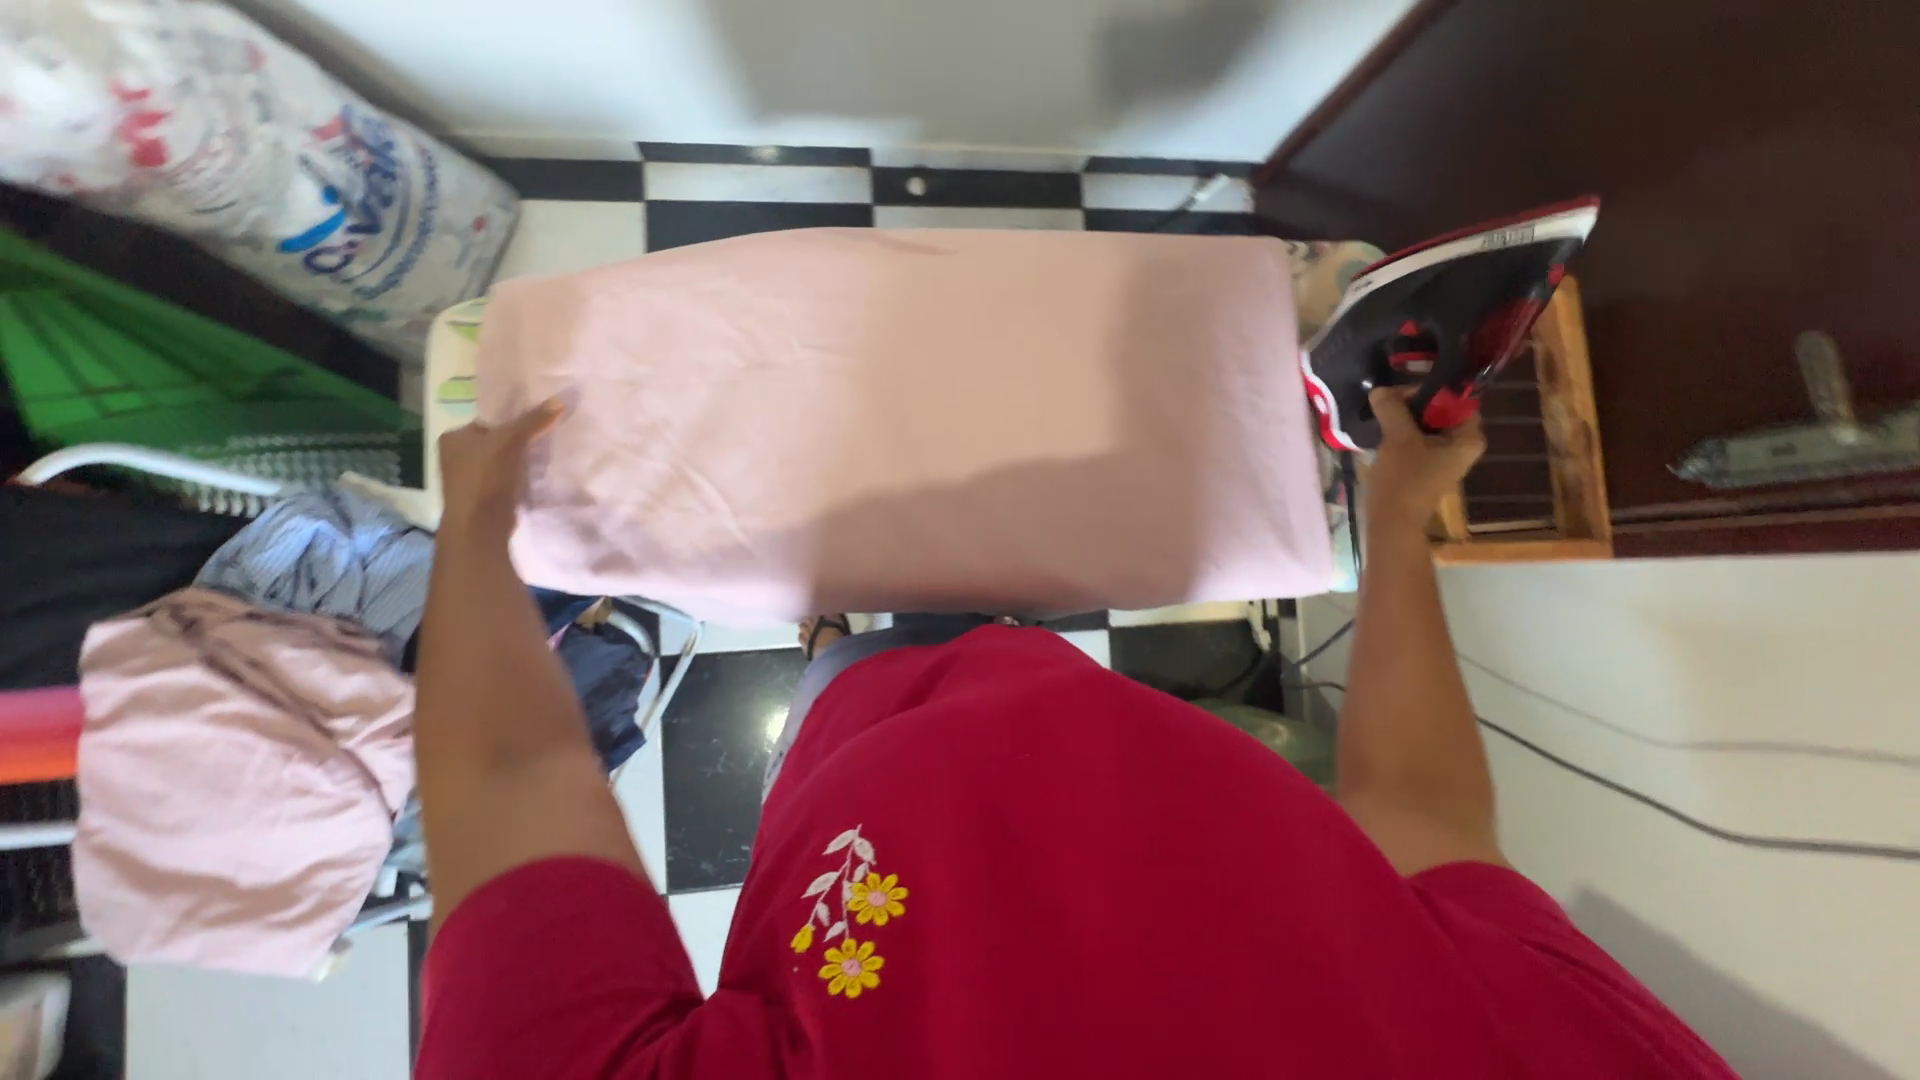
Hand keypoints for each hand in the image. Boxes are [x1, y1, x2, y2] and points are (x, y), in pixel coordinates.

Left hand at [437, 398, 563, 539]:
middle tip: (546, 437)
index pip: (488, 421)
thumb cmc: (486, 477)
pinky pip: (507, 477)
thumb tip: (559, 400)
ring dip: (523, 459)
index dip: (513, 420)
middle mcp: (457, 455)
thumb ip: (533, 421)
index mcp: (453, 437)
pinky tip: (538, 474)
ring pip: (504, 460)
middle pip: (497, 440)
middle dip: (520, 440)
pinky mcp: (485, 495)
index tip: (538, 420)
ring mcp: (470, 477)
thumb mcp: (510, 442)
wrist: (480, 524)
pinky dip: (521, 476)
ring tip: (547, 455)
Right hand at [1364, 387, 1484, 531]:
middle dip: (1412, 404)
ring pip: (1424, 425)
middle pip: (1439, 411)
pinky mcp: (1424, 465)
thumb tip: (1380, 389)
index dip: (1430, 391)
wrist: (1391, 522)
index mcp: (1468, 438)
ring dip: (1403, 418)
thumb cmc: (1403, 480)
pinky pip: (1415, 439)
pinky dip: (1400, 433)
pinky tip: (1381, 432)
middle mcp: (1461, 445)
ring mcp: (1442, 456)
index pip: (1456, 400)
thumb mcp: (1398, 439)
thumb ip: (1392, 409)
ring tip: (1381, 415)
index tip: (1401, 392)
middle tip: (1386, 402)